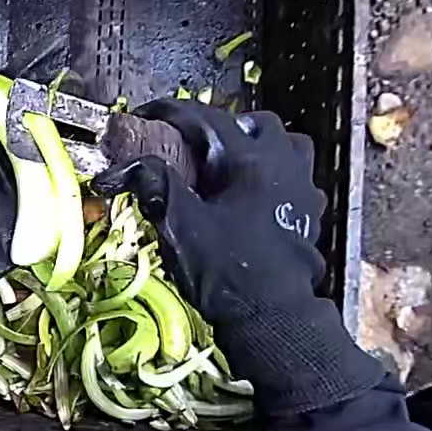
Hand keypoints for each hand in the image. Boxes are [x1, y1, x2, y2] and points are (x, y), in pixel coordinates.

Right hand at [96, 100, 383, 419]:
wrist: (273, 317)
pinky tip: (249, 195)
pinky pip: (292, 174)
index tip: (143, 115)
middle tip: (188, 145)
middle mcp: (282, 165)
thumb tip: (122, 168)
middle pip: (251, 124)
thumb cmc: (226, 271)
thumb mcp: (180, 225)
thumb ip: (153, 186)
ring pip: (282, 145)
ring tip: (226, 163)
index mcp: (250, 161)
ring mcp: (302, 188)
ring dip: (252, 145)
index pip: (205, 119)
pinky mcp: (308, 212)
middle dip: (217, 127)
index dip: (169, 113)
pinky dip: (269, 173)